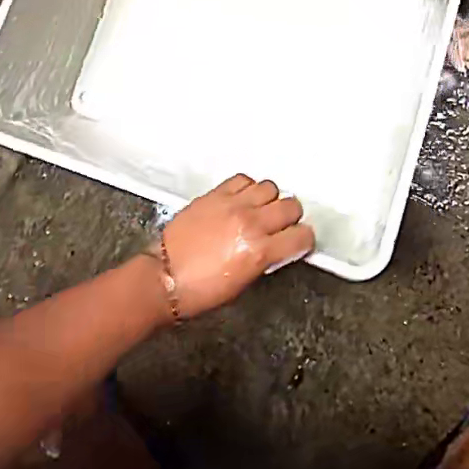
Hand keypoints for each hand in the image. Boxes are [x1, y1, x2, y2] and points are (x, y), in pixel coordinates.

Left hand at [158, 175, 314, 317]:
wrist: (165, 277)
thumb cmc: (200, 289)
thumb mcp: (244, 282)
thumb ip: (266, 258)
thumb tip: (278, 246)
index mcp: (259, 251)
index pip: (301, 236)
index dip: (304, 240)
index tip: (299, 241)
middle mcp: (250, 223)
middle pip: (291, 205)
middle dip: (291, 217)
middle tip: (282, 225)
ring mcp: (232, 205)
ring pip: (270, 187)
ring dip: (270, 199)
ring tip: (261, 210)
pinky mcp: (215, 194)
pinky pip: (243, 179)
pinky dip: (247, 188)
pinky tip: (242, 200)